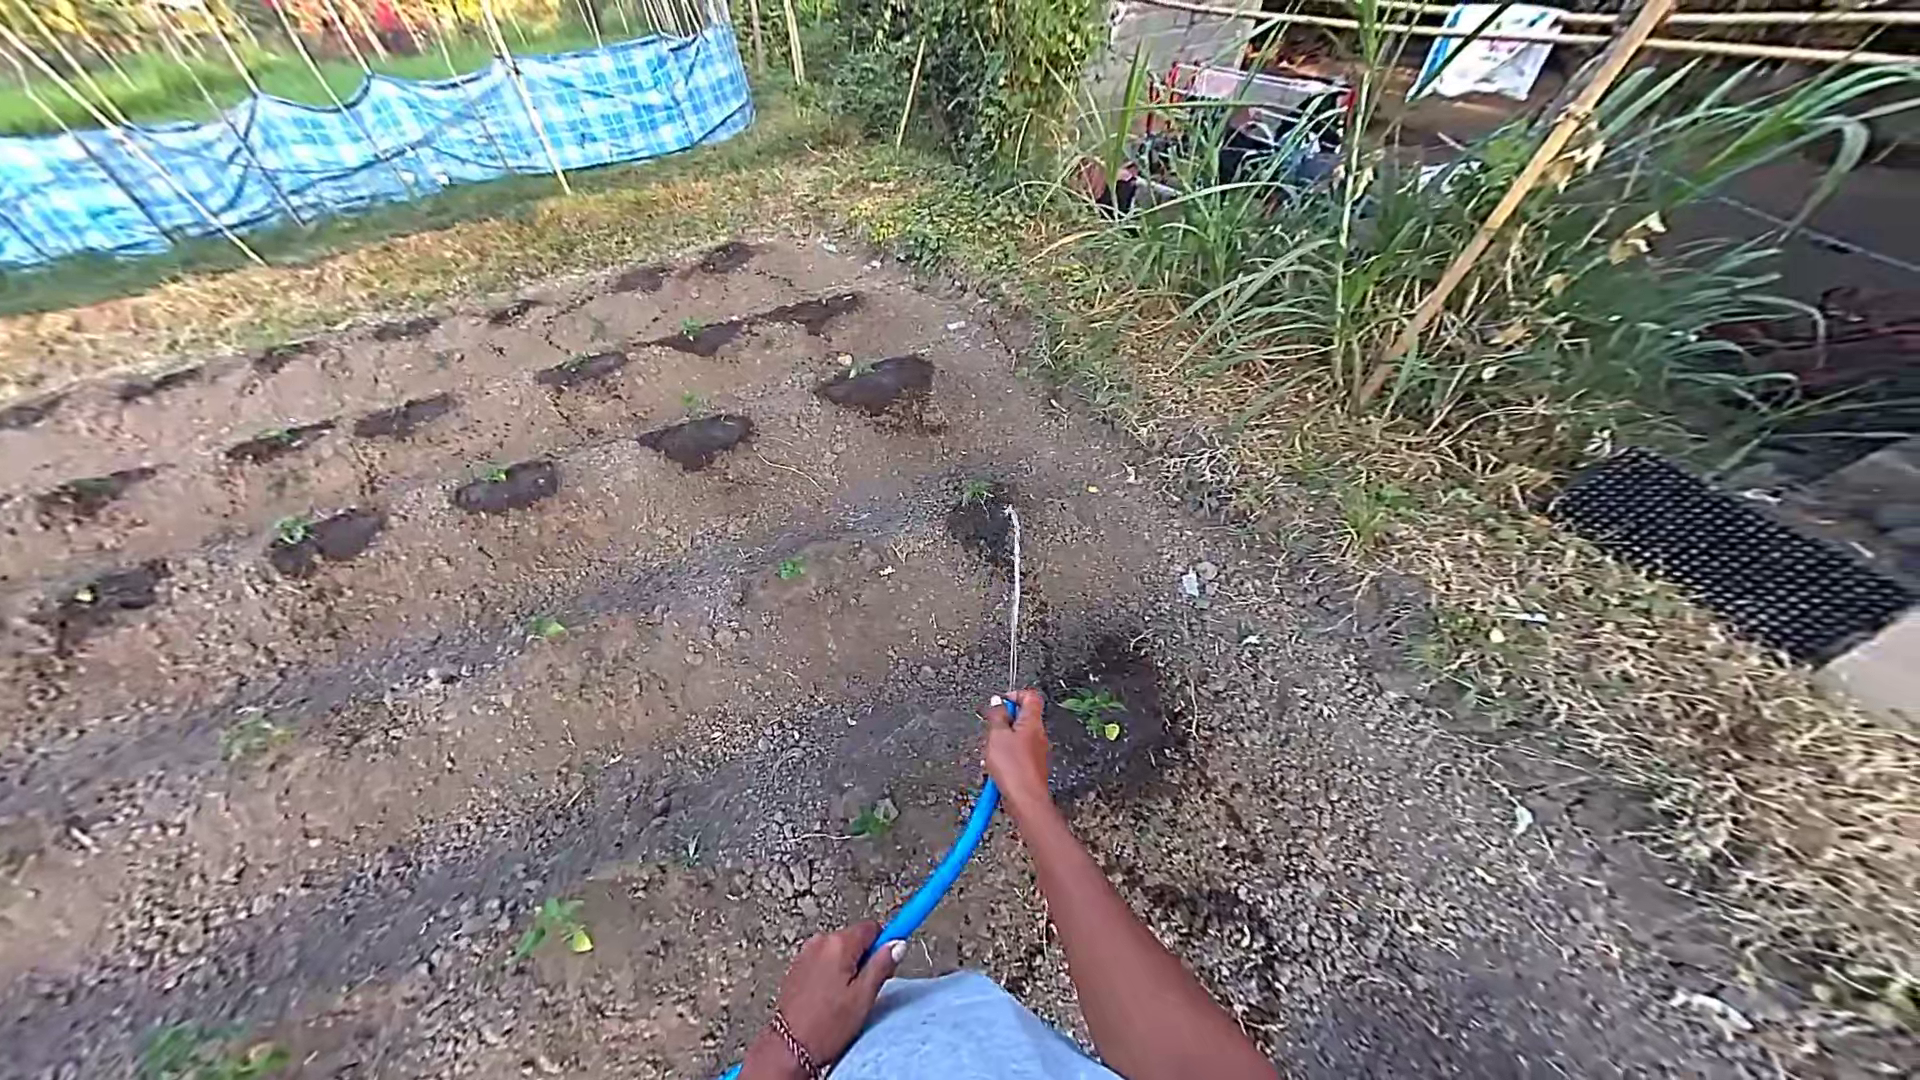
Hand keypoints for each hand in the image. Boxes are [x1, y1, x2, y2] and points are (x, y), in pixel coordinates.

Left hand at [740, 921, 903, 1078]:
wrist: (788, 1049)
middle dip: (863, 959)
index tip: (889, 955)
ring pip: (839, 950)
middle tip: (862, 989)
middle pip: (855, 938)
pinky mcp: (797, 964)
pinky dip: (829, 972)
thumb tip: (898, 944)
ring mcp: (807, 952)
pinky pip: (823, 959)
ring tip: (842, 998)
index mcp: (839, 944)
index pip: (872, 927)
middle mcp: (821, 941)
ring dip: (845, 966)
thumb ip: (882, 965)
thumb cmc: (824, 1027)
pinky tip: (827, 997)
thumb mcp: (863, 997)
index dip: (883, 944)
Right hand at [983, 688, 1049, 816]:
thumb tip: (997, 701)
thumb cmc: (1013, 768)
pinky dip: (1004, 756)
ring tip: (991, 753)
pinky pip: (1016, 753)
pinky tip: (994, 767)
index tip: (999, 703)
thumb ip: (996, 716)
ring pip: (1015, 736)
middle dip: (1002, 722)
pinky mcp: (1031, 764)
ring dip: (1000, 741)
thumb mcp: (997, 735)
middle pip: (1020, 717)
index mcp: (1032, 721)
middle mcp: (1037, 733)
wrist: (1026, 800)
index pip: (1031, 696)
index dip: (1014, 695)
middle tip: (992, 732)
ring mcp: (1035, 750)